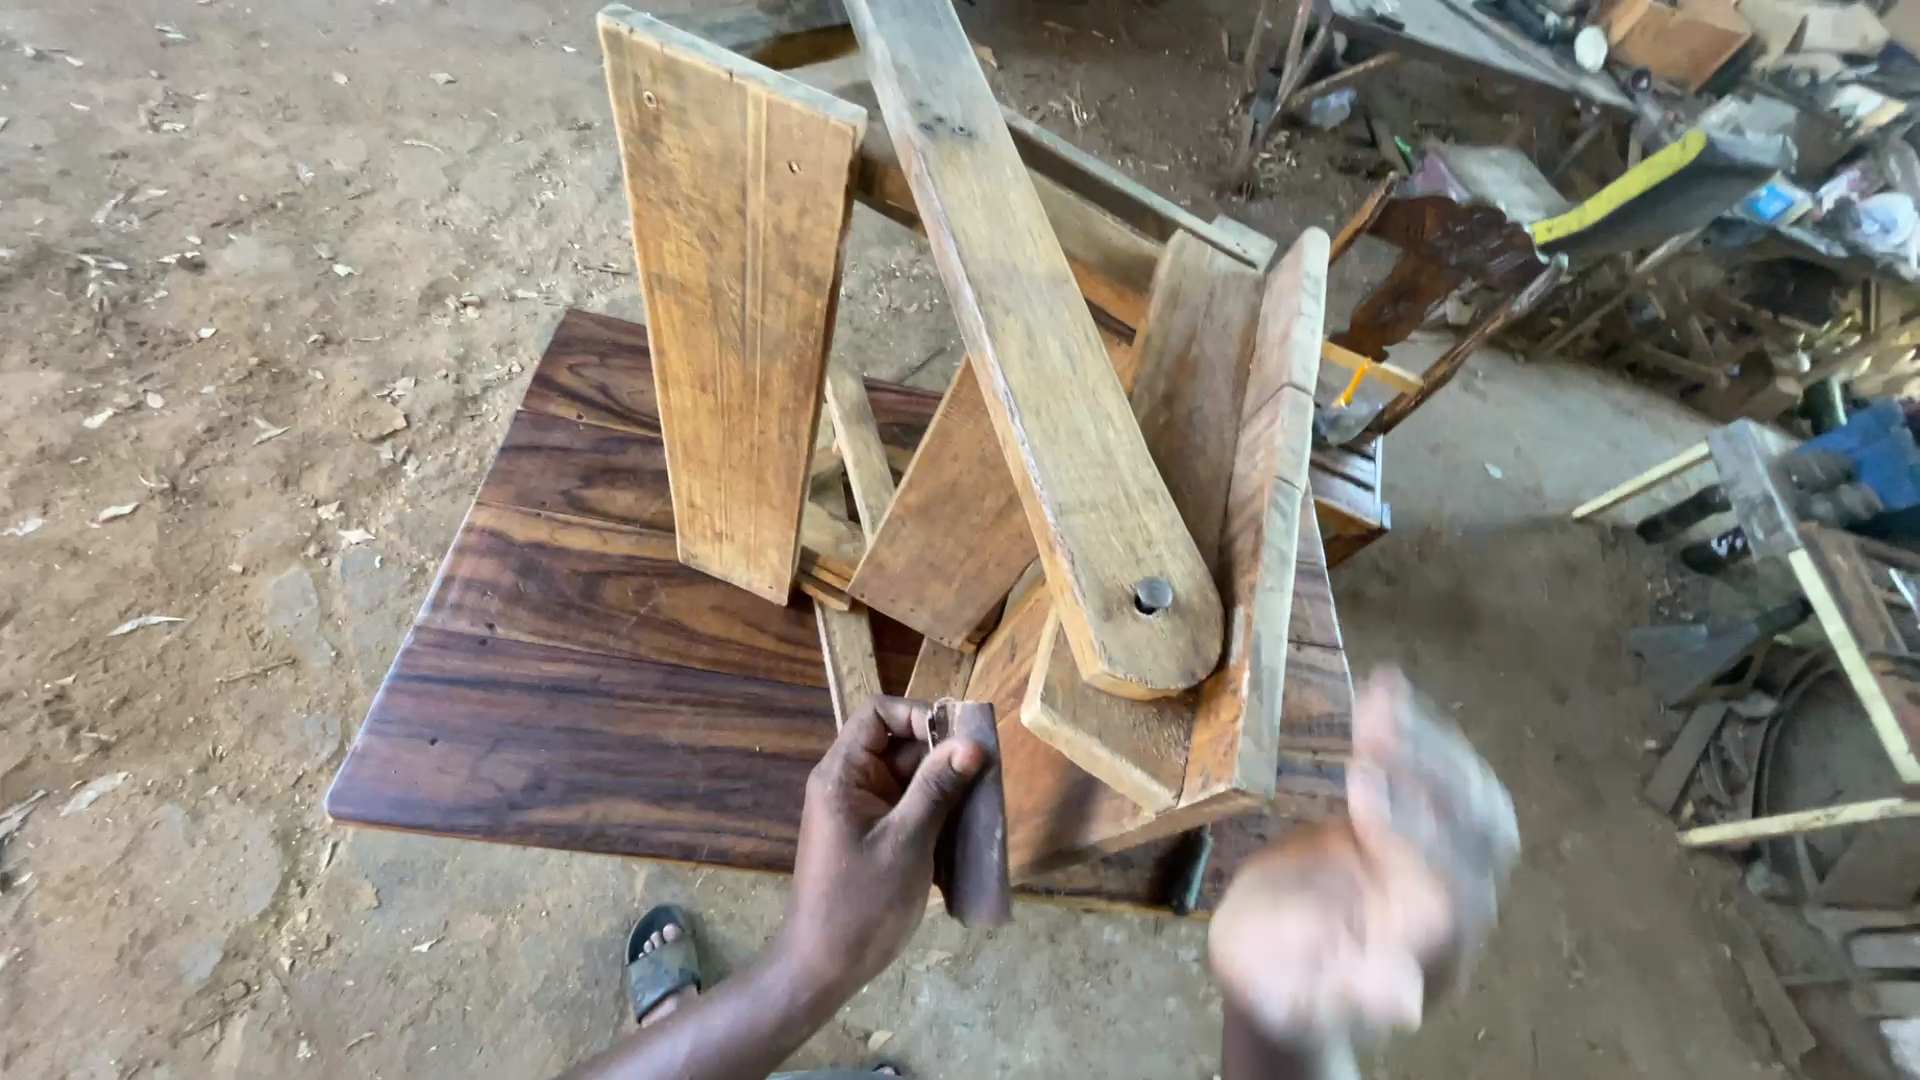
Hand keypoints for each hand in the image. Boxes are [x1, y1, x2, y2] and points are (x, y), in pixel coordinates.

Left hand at [777, 696, 985, 997]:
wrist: (824, 969)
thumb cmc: (860, 903)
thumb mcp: (905, 841)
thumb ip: (936, 788)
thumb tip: (972, 743)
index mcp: (843, 773)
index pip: (877, 714)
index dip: (917, 715)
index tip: (956, 739)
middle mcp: (851, 781)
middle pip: (899, 743)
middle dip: (941, 754)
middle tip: (982, 774)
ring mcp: (863, 807)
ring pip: (910, 774)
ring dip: (945, 785)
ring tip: (979, 802)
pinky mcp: (876, 832)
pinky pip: (910, 803)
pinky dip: (937, 810)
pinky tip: (963, 829)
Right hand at [1208, 670, 1516, 1042]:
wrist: (1281, 969)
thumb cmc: (1273, 984)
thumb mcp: (1286, 998)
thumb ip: (1338, 997)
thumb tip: (1402, 998)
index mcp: (1421, 953)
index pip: (1450, 893)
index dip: (1413, 835)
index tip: (1356, 780)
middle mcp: (1448, 909)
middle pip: (1481, 841)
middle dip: (1435, 776)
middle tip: (1375, 725)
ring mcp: (1437, 866)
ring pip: (1474, 804)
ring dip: (1431, 744)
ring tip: (1380, 693)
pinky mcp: (1414, 832)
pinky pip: (1443, 782)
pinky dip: (1421, 735)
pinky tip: (1384, 693)